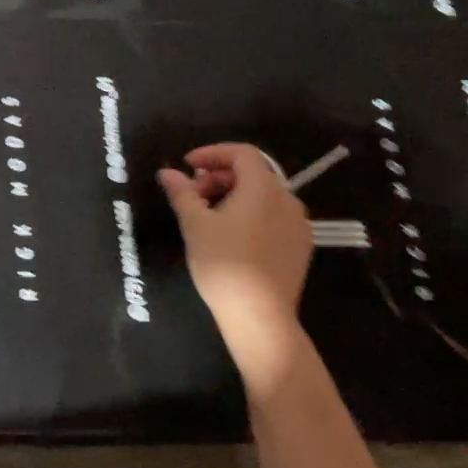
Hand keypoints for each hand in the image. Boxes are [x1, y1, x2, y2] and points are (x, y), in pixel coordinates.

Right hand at [158, 144, 312, 360]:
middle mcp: (287, 200)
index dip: (213, 153)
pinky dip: (251, 215)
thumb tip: (167, 172)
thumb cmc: (223, 262)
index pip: (242, 153)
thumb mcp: (194, 224)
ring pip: (263, 197)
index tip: (187, 166)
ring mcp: (298, 224)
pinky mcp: (300, 246)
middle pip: (253, 174)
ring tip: (208, 217)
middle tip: (192, 196)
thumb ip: (182, 192)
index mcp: (263, 188)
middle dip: (219, 177)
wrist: (259, 314)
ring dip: (234, 196)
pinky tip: (231, 237)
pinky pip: (273, 217)